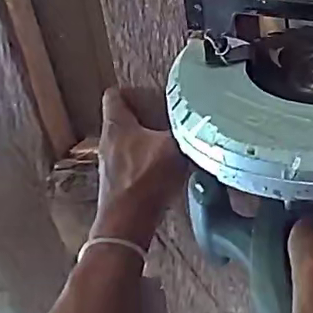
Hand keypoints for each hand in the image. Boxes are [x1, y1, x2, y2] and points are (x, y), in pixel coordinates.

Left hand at [90, 88, 189, 248]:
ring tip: (174, 139)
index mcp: (117, 126)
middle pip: (125, 118)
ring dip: (150, 137)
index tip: (154, 92)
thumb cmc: (146, 180)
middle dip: (148, 114)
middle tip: (172, 115)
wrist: (128, 223)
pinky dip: (150, 157)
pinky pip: (135, 159)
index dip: (134, 89)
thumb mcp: (174, 146)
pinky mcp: (119, 180)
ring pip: (130, 139)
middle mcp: (109, 141)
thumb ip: (187, 128)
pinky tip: (169, 165)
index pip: (114, 95)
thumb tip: (204, 115)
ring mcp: (111, 162)